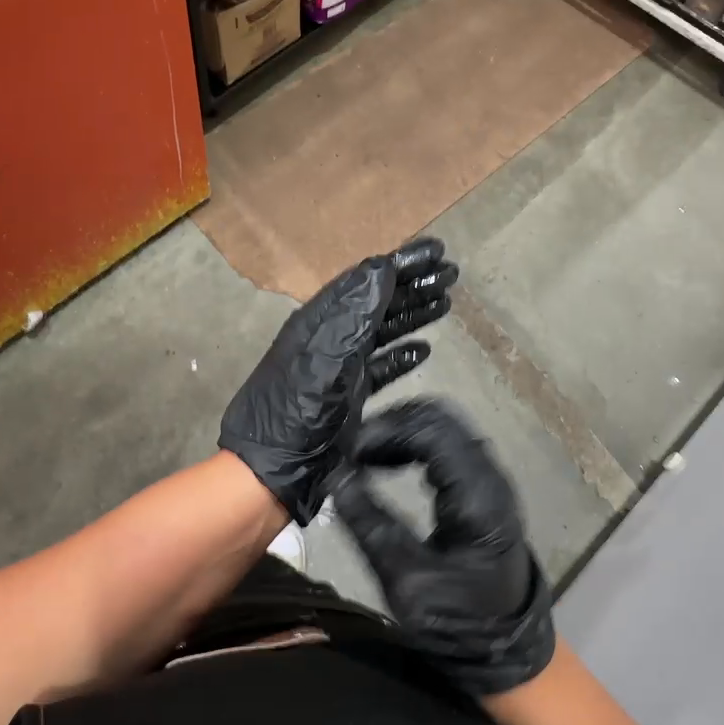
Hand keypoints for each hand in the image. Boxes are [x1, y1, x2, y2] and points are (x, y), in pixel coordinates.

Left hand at [219, 238, 457, 524]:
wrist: (272, 473)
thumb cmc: (298, 415)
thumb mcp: (326, 360)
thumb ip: (353, 316)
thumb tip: (382, 268)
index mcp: (322, 322)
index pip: (367, 280)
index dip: (402, 263)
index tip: (437, 251)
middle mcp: (331, 338)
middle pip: (378, 302)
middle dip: (413, 285)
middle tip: (450, 274)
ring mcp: (339, 367)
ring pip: (382, 331)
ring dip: (412, 314)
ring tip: (445, 303)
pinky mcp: (347, 395)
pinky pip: (380, 366)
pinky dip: (402, 355)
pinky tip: (423, 350)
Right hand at [332, 398, 555, 695]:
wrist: (504, 647)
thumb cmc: (456, 620)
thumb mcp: (405, 582)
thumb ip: (370, 525)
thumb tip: (336, 476)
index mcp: (476, 497)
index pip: (431, 432)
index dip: (385, 430)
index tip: (348, 450)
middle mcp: (488, 475)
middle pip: (438, 417)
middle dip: (390, 423)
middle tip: (351, 449)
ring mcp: (488, 476)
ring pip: (441, 424)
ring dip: (399, 430)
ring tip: (362, 456)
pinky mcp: (479, 483)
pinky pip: (444, 442)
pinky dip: (410, 442)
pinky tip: (384, 463)